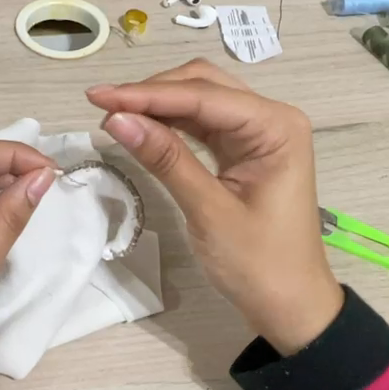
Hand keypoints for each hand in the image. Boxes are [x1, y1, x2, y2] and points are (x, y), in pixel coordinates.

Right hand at [86, 59, 341, 354]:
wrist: (289, 304)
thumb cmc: (258, 263)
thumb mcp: (209, 211)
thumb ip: (166, 160)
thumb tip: (118, 121)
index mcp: (276, 127)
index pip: (203, 96)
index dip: (148, 94)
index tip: (99, 97)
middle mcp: (270, 119)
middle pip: (202, 85)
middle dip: (152, 92)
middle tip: (102, 106)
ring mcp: (256, 135)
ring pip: (199, 101)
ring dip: (157, 105)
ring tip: (112, 117)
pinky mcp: (241, 152)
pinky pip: (200, 125)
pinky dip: (169, 124)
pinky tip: (139, 128)